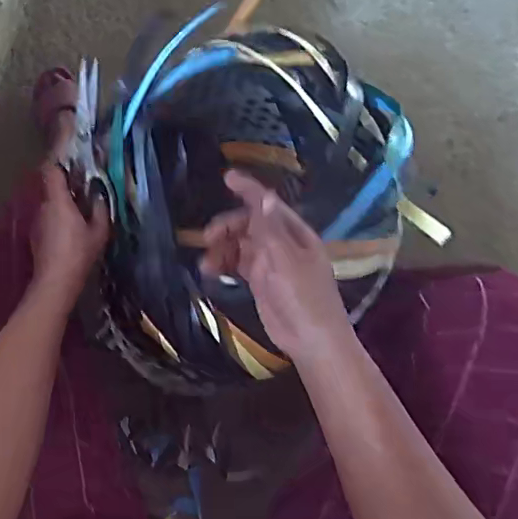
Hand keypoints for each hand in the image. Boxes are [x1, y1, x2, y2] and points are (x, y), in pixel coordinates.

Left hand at [31, 165, 109, 297]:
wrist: (55, 281)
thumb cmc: (78, 253)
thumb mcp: (98, 233)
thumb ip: (101, 211)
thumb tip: (100, 198)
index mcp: (58, 200)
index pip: (51, 171)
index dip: (59, 164)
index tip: (72, 165)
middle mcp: (43, 206)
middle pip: (51, 188)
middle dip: (66, 188)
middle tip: (84, 192)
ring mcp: (36, 221)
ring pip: (49, 205)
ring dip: (61, 205)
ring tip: (79, 214)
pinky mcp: (34, 235)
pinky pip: (46, 219)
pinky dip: (56, 219)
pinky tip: (69, 232)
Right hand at [199, 171, 354, 362]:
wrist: (312, 340)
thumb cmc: (304, 297)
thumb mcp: (286, 260)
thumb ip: (270, 228)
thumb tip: (263, 195)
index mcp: (294, 234)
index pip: (268, 204)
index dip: (248, 190)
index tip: (226, 178)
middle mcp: (282, 243)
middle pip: (248, 224)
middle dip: (226, 226)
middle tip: (207, 237)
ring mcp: (270, 262)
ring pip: (239, 244)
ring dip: (221, 248)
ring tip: (206, 263)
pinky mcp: (259, 280)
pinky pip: (236, 263)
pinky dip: (222, 263)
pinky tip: (210, 271)